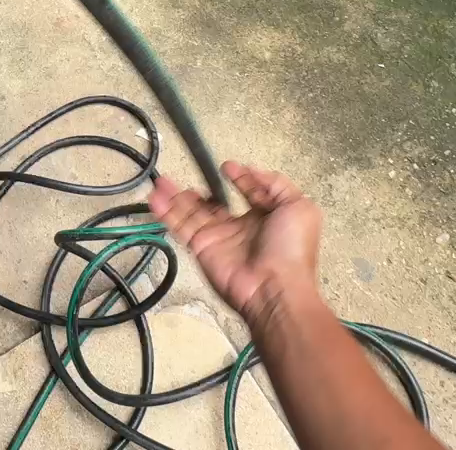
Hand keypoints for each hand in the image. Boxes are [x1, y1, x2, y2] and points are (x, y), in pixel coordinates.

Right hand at [148, 161, 322, 325]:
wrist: (276, 289)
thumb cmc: (290, 249)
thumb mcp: (300, 208)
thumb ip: (276, 184)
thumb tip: (249, 170)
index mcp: (264, 218)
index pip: (248, 194)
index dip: (240, 179)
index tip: (227, 167)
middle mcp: (239, 228)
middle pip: (212, 204)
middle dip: (197, 190)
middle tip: (183, 176)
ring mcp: (218, 237)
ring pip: (191, 212)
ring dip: (175, 196)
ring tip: (160, 181)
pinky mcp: (201, 247)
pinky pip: (181, 225)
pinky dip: (166, 211)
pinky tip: (156, 196)